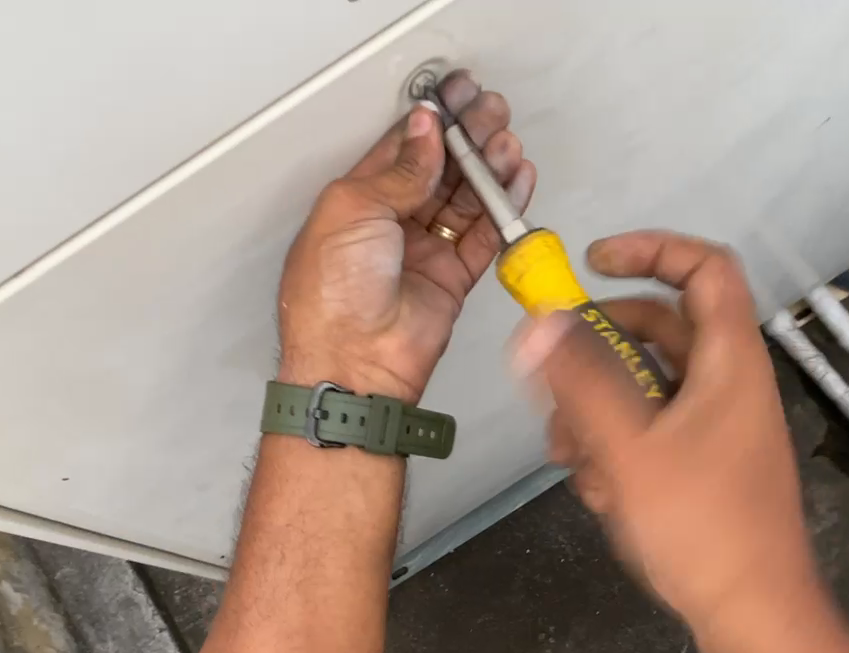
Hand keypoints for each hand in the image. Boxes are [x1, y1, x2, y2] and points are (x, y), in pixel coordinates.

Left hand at [277, 71, 535, 402]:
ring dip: (486, 169)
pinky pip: (482, 238)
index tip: (455, 95)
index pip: (400, 150)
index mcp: (357, 204)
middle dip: (465, 139)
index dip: (429, 121)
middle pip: (436, 171)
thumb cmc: (334, 294)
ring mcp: (422, 254)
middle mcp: (390, 227)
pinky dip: (501, 209)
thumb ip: (399, 169)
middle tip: (488, 111)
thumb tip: (424, 132)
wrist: (355, 362)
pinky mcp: (450, 282)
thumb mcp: (355, 209)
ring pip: (463, 201)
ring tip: (505, 142)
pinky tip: (515, 180)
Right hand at [511, 231, 837, 652]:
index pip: (702, 268)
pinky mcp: (701, 466)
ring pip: (644, 390)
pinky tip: (600, 490)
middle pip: (657, 334)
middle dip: (597, 354)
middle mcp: (725, 385)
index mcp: (727, 362)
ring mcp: (714, 429)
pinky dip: (617, 448)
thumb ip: (580, 382)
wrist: (751, 614)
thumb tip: (536, 322)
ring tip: (570, 458)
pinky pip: (650, 433)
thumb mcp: (629, 449)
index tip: (591, 265)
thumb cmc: (699, 526)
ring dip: (597, 412)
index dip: (650, 250)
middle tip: (553, 382)